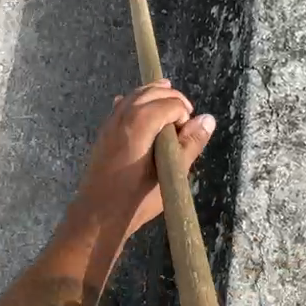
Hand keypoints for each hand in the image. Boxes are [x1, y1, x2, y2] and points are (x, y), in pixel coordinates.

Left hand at [68, 80, 213, 232]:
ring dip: (151, 93)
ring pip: (133, 97)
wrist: (98, 213)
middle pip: (149, 93)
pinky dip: (133, 101)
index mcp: (139, 125)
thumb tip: (208, 119)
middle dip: (170, 97)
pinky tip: (137, 105)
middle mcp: (122, 117)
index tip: (190, 131)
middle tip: (186, 111)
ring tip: (167, 92)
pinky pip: (120, 107)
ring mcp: (109, 124)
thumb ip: (189, 144)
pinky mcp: (103, 133)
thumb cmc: (137, 198)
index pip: (169, 103)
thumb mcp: (171, 174)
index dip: (184, 112)